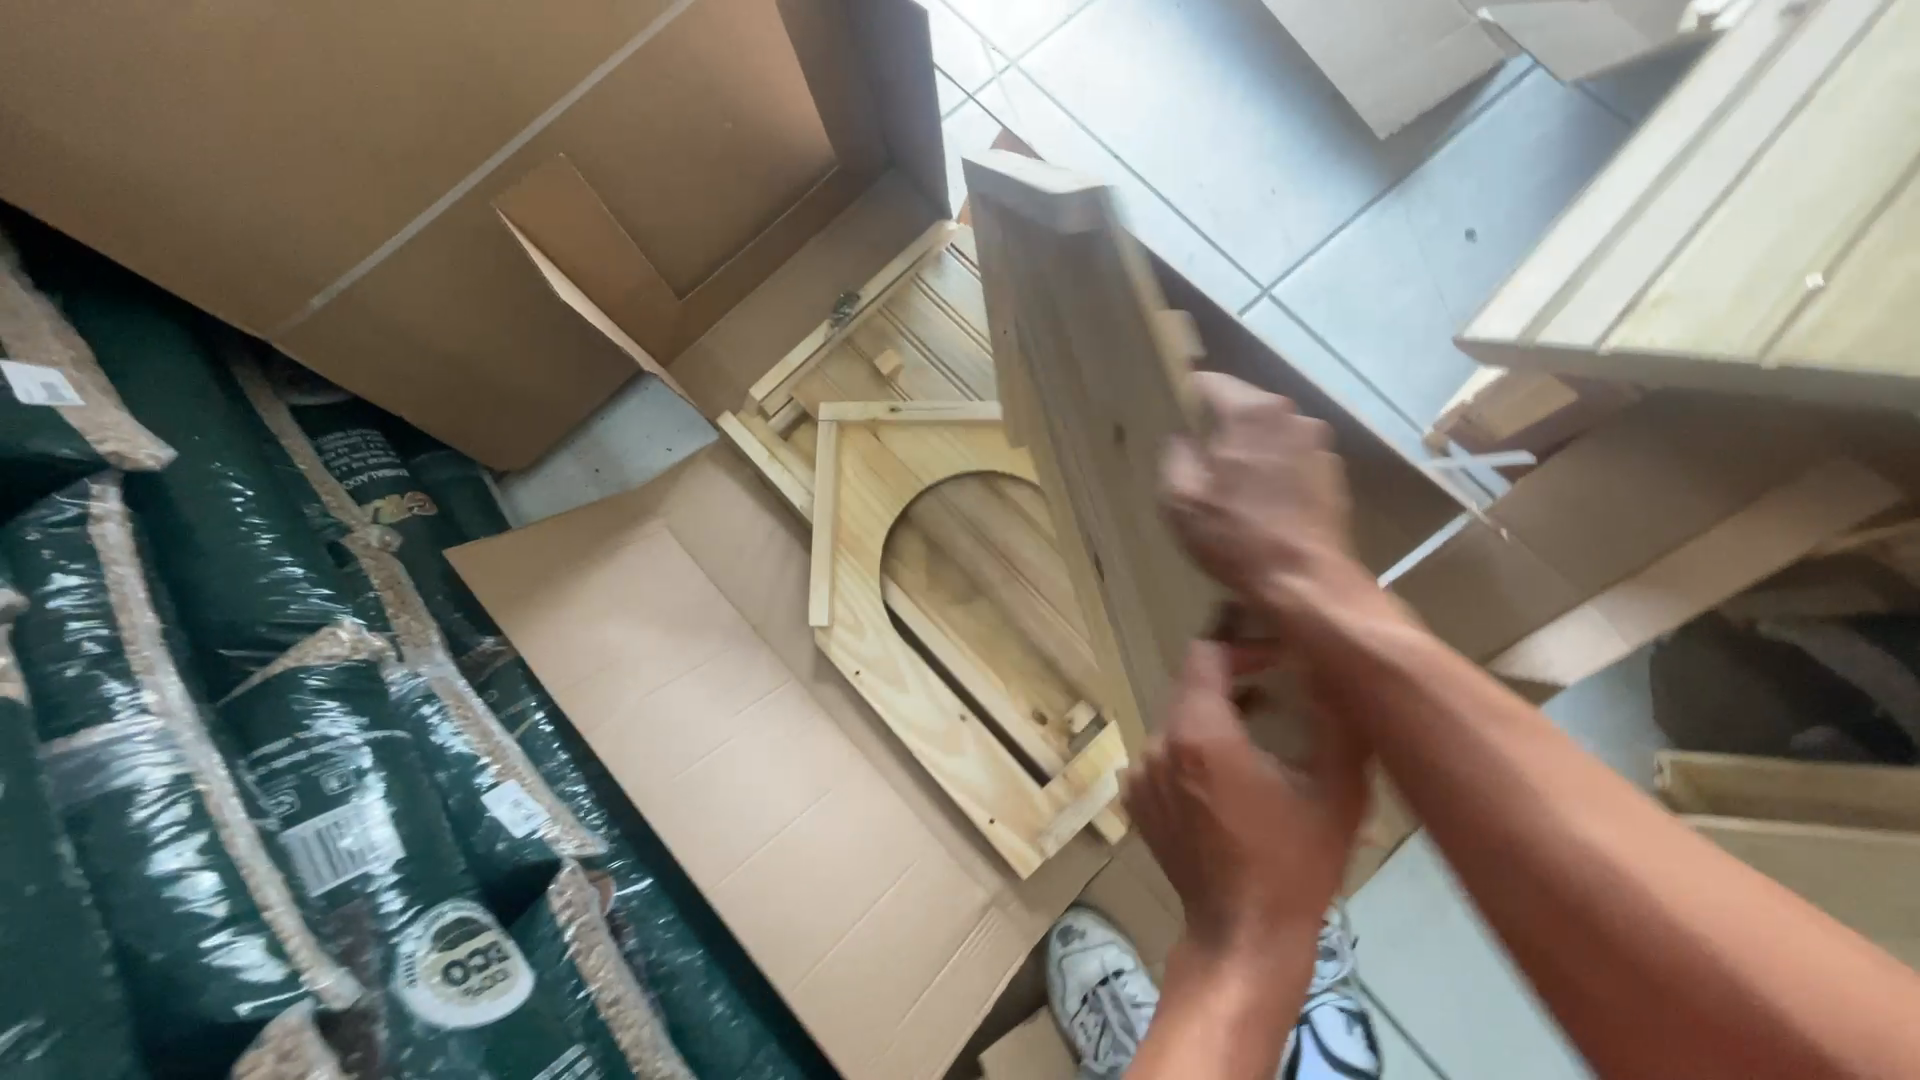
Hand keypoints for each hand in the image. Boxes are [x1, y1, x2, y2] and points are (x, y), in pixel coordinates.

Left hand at [1125, 640, 1368, 964]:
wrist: (1243, 935)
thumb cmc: (1294, 865)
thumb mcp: (1337, 791)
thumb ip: (1335, 721)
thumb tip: (1329, 670)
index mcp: (1199, 735)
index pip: (1205, 654)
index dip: (1242, 646)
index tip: (1277, 659)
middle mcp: (1158, 745)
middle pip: (1190, 686)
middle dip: (1233, 679)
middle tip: (1276, 688)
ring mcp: (1141, 774)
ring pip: (1178, 720)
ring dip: (1214, 716)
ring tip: (1260, 730)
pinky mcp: (1136, 800)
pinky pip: (1164, 753)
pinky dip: (1192, 749)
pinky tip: (1227, 774)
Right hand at [1162, 373, 1396, 649]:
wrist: (1303, 582)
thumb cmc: (1235, 537)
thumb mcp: (1180, 497)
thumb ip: (1174, 454)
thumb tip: (1182, 438)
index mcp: (1251, 412)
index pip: (1207, 382)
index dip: (1184, 401)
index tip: (1173, 427)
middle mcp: (1291, 415)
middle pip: (1241, 407)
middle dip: (1219, 430)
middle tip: (1200, 467)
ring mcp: (1318, 442)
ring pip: (1268, 434)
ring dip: (1249, 451)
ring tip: (1234, 490)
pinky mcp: (1332, 471)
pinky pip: (1290, 458)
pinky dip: (1274, 471)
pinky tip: (1264, 505)